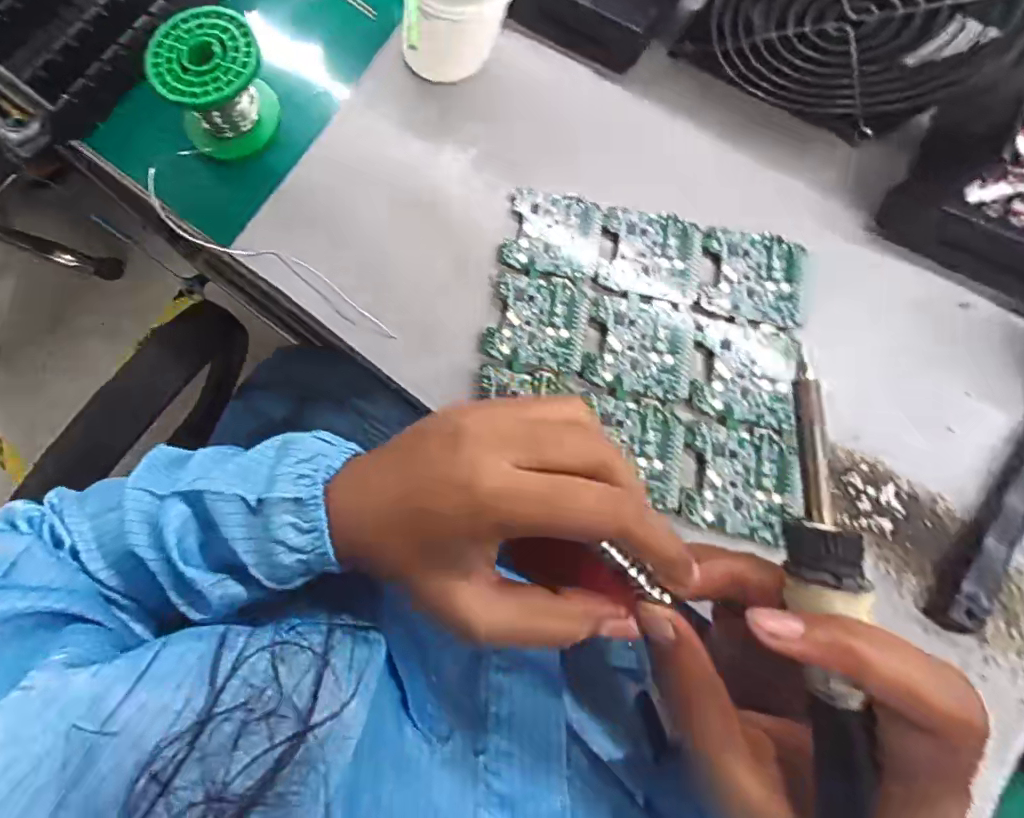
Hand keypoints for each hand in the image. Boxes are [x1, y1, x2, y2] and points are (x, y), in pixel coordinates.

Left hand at [324, 395, 696, 647]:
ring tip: (597, 509)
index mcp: (489, 493)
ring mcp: (482, 411)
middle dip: (636, 503)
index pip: (601, 506)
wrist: (347, 503)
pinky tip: (561, 478)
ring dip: (608, 466)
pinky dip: (575, 441)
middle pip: (601, 454)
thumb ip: (553, 621)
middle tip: (630, 546)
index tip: (676, 575)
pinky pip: (549, 408)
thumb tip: (623, 616)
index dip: (655, 542)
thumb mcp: (472, 614)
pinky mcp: (475, 402)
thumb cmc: (405, 562)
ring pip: (581, 421)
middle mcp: (491, 439)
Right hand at [637, 547, 988, 817]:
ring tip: (665, 577)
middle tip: (686, 576)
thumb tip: (653, 609)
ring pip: (800, 597)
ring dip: (730, 576)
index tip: (758, 625)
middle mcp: (887, 701)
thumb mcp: (738, 788)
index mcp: (922, 774)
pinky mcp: (789, 653)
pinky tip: (672, 586)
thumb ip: (701, 705)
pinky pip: (760, 603)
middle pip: (853, 620)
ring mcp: (835, 669)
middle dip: (763, 585)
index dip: (856, 650)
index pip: (937, 701)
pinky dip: (712, 587)